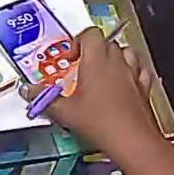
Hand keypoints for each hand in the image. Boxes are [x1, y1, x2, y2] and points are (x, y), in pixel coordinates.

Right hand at [21, 28, 161, 157]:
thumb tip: (28, 91)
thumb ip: (44, 99)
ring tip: (102, 71)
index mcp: (95, 61)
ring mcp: (133, 74)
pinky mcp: (144, 88)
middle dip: (93, 51)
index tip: (70, 58)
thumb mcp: (64, 111)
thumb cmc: (100, 122)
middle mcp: (116, 63)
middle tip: (81, 68)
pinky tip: (124, 82)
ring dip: (114, 57)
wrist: (131, 140)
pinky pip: (140, 70)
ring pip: (126, 52)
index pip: (89, 34)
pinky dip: (132, 71)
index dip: (77, 42)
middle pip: (106, 43)